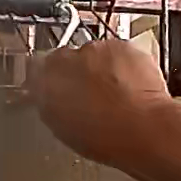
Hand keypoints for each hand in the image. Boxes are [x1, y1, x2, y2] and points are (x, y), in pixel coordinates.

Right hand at [31, 36, 180, 166]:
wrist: (143, 130)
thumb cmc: (103, 134)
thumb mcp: (60, 126)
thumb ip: (48, 104)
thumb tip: (47, 98)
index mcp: (42, 79)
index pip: (37, 69)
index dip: (48, 79)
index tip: (57, 88)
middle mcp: (63, 59)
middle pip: (66, 59)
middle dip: (76, 72)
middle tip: (90, 92)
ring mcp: (93, 50)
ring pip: (93, 55)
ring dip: (101, 67)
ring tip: (115, 90)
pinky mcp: (121, 46)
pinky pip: (118, 52)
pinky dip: (123, 64)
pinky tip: (130, 84)